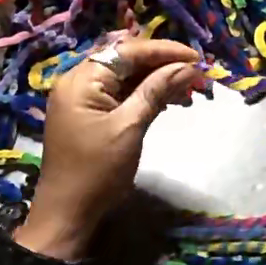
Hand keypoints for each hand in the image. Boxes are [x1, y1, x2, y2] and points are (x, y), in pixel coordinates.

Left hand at [19, 38, 205, 260]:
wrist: (67, 213)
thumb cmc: (97, 172)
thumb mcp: (129, 128)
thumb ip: (156, 91)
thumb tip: (187, 66)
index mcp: (81, 79)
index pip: (127, 51)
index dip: (164, 51)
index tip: (197, 59)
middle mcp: (78, 81)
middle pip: (126, 61)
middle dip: (163, 65)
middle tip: (198, 76)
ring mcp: (82, 99)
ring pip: (126, 78)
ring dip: (157, 81)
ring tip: (190, 91)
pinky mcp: (89, 115)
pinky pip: (120, 95)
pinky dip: (145, 95)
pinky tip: (170, 102)